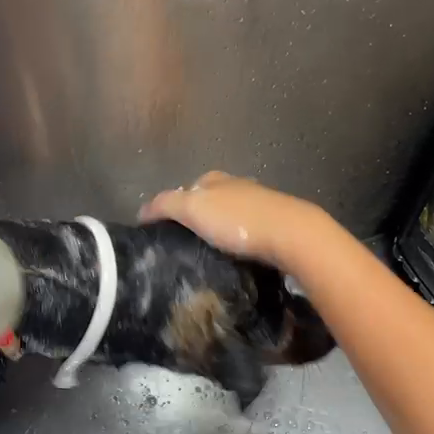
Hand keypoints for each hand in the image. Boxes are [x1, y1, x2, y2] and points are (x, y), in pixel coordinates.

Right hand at [139, 172, 329, 268]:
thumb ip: (164, 205)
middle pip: (210, 200)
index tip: (166, 230)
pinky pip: (249, 230)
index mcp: (214, 179)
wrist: (291, 235)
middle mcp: (237, 185)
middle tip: (185, 244)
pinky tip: (237, 254)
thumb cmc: (237, 220)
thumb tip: (141, 211)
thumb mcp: (191, 209)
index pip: (187, 189)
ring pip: (231, 215)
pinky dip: (239, 239)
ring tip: (209, 252)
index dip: (174, 207)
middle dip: (198, 218)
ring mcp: (259, 203)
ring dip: (220, 229)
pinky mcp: (276, 223)